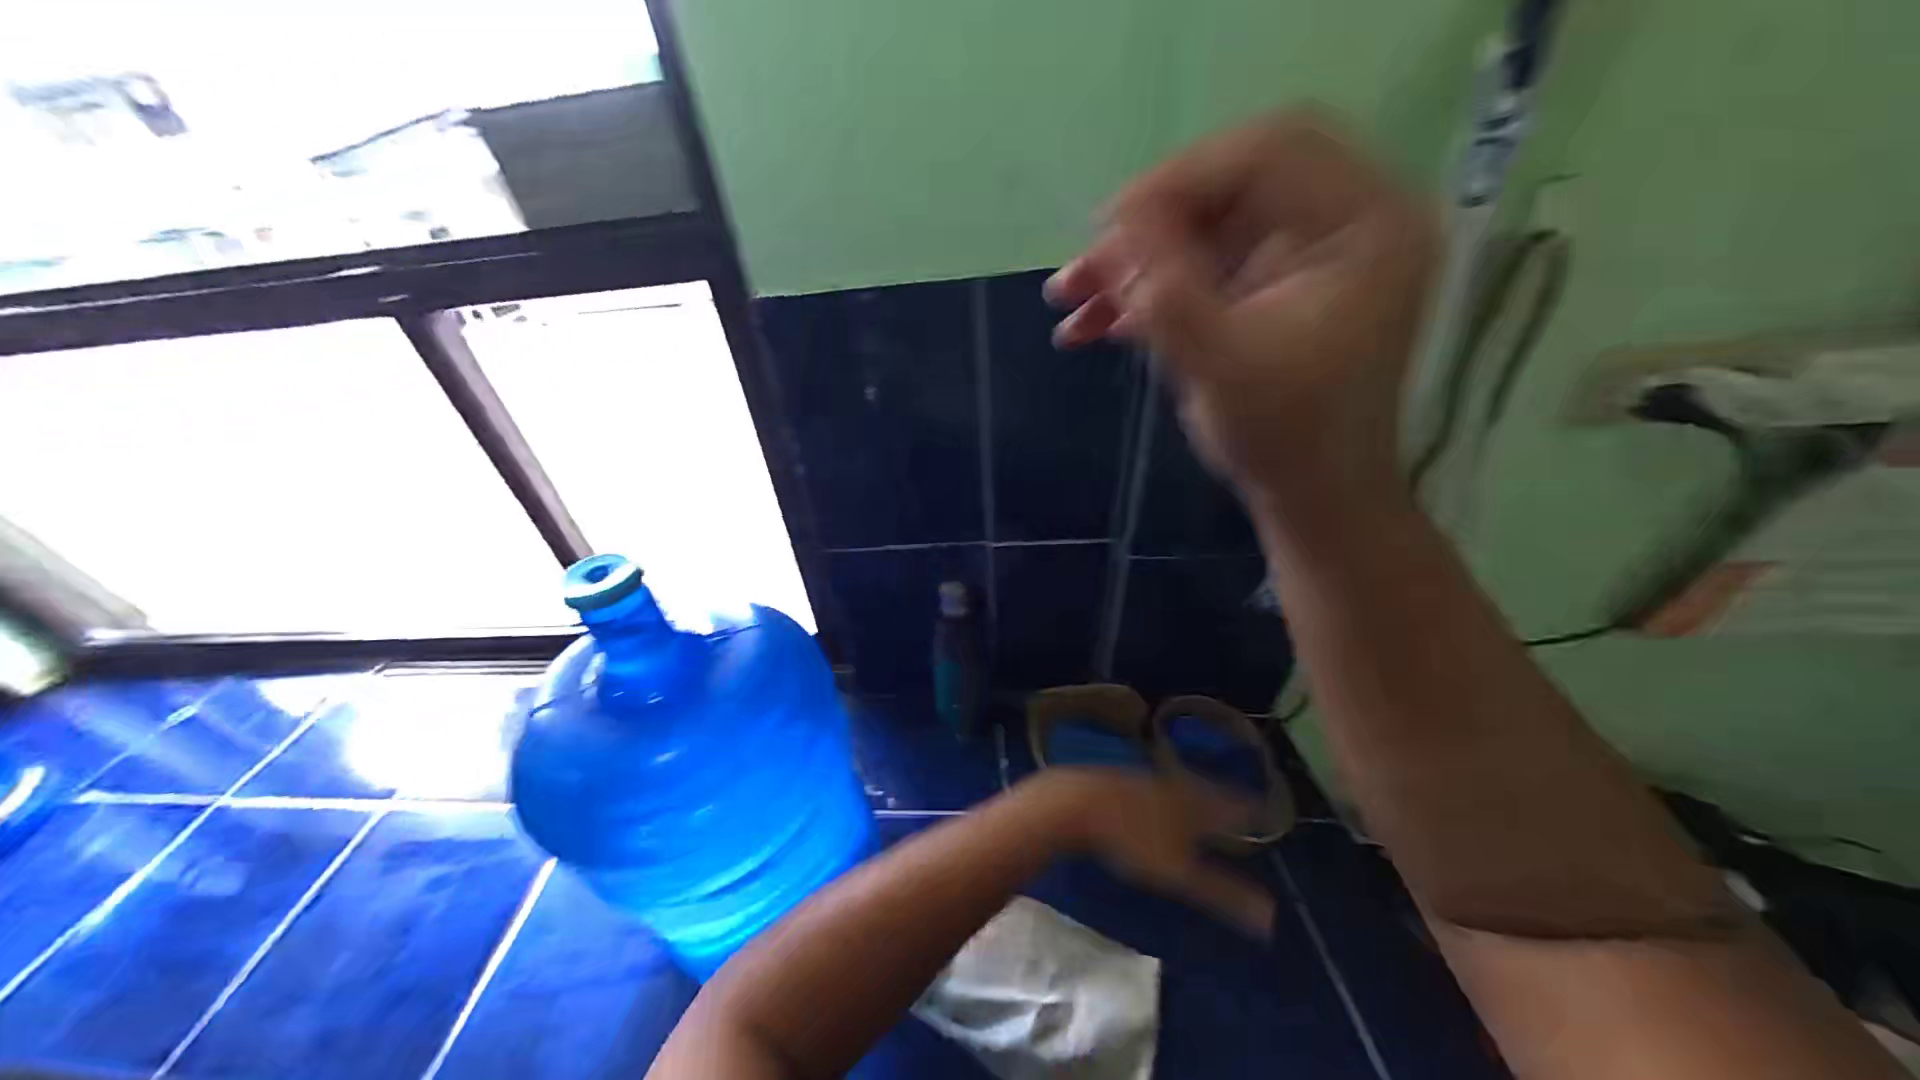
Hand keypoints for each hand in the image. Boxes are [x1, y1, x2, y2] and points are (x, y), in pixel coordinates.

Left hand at [1020, 768, 1275, 938]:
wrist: (1075, 802)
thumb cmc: (1132, 838)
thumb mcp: (1179, 873)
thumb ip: (1222, 893)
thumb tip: (1269, 918)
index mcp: (1196, 803)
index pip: (1235, 806)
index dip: (1253, 811)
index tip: (1268, 812)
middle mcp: (1175, 784)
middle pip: (1208, 790)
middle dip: (1225, 799)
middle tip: (1241, 804)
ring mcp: (1144, 777)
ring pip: (1180, 784)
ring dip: (1196, 792)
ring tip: (1206, 799)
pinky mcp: (1119, 778)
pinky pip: (1153, 784)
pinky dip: (1167, 791)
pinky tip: (1157, 798)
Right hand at [1046, 110, 1437, 506]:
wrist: (1313, 497)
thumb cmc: (1286, 441)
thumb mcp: (1223, 368)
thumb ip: (1169, 293)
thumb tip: (1115, 229)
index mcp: (1366, 223)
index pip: (1268, 153)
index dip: (1178, 182)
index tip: (1106, 232)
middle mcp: (1341, 221)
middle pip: (1227, 184)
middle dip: (1146, 227)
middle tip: (1084, 269)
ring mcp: (1301, 254)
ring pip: (1202, 227)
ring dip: (1133, 263)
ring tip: (1069, 303)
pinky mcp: (1268, 285)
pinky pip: (1200, 265)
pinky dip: (1148, 290)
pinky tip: (1095, 324)